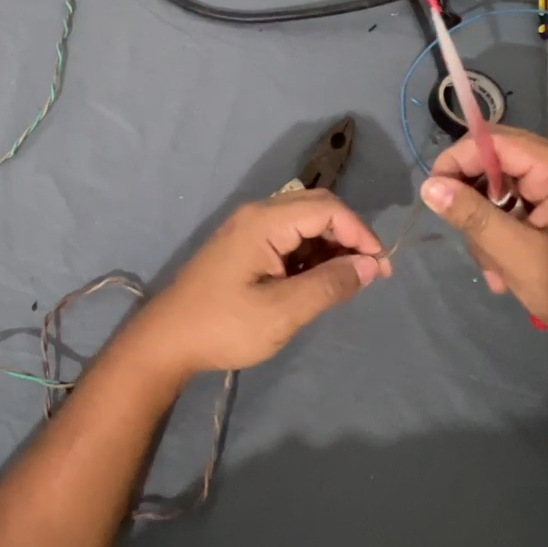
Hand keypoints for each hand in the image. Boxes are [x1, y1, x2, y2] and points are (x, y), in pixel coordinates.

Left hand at [123, 189, 390, 376]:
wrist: (167, 339)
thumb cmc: (224, 326)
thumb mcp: (282, 312)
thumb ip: (328, 285)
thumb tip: (370, 265)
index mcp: (264, 221)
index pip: (327, 207)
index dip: (360, 232)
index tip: (380, 269)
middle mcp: (256, 214)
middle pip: (316, 207)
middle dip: (348, 235)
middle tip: (369, 275)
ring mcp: (247, 229)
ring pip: (302, 221)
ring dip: (329, 245)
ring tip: (346, 283)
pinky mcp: (243, 246)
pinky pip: (287, 236)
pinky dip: (309, 253)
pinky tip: (317, 282)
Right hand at [419, 125, 547, 358]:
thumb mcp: (522, 258)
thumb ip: (475, 218)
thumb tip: (429, 185)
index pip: (494, 141)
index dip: (457, 161)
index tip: (433, 196)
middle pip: (495, 163)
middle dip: (473, 199)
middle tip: (468, 238)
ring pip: (499, 189)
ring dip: (486, 225)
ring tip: (496, 269)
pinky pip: (514, 209)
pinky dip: (501, 235)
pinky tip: (505, 269)